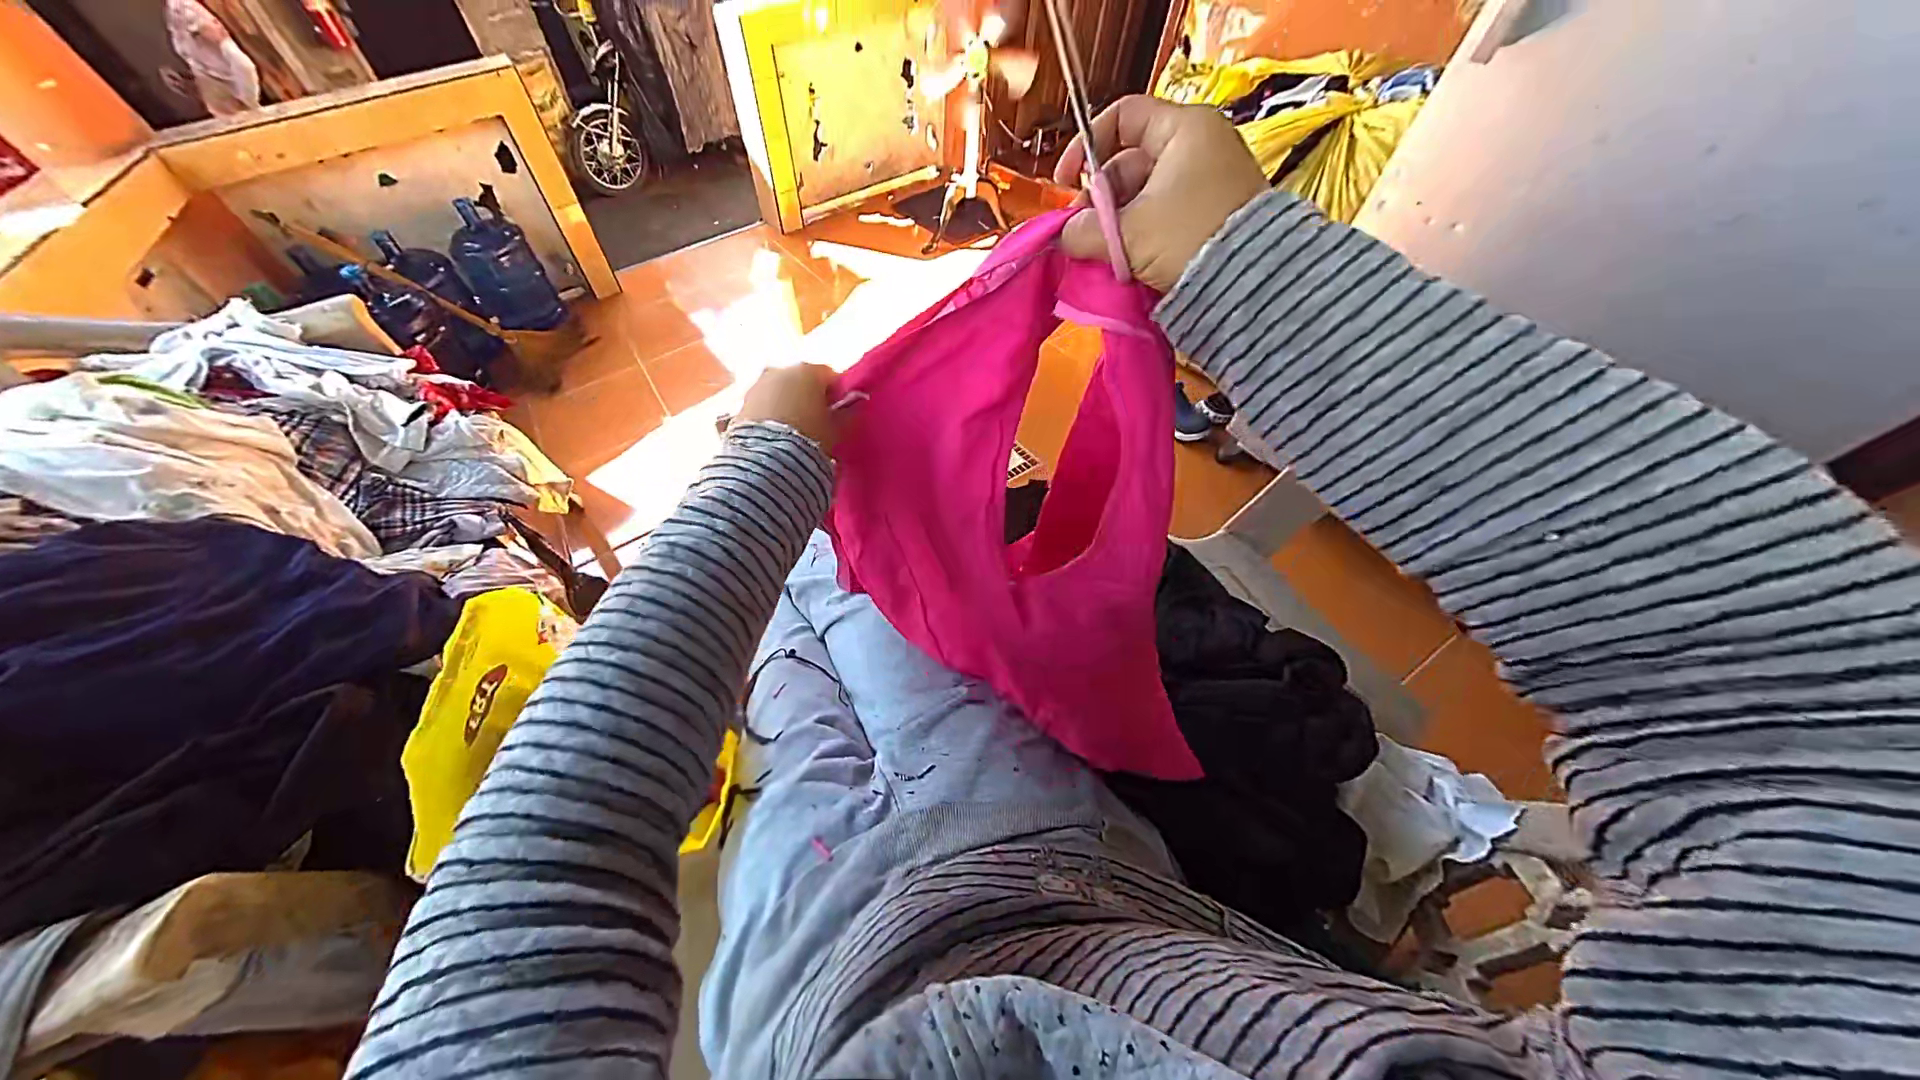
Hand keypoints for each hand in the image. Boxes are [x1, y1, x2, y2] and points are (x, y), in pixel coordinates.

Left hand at [729, 363, 840, 451]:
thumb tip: (856, 405)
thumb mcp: (839, 429)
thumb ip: (850, 414)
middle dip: (809, 398)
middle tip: (816, 423)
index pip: (830, 375)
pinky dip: (769, 417)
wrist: (767, 459)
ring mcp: (756, 386)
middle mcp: (779, 370)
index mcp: (808, 371)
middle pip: (801, 381)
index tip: (839, 412)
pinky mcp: (739, 404)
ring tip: (794, 433)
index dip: (837, 394)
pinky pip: (762, 407)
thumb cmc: (811, 437)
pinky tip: (775, 438)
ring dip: (787, 406)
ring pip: (779, 393)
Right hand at [1055, 95, 1269, 291]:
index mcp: (1183, 128)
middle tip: (1081, 232)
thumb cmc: (1189, 237)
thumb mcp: (1130, 234)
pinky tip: (1122, 257)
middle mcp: (1198, 145)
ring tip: (1101, 251)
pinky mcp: (1208, 213)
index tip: (1065, 181)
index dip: (1086, 145)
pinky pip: (1160, 215)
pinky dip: (1137, 233)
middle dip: (1098, 198)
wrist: (1250, 280)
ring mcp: (1206, 180)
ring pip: (1142, 194)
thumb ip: (1085, 231)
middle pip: (1127, 162)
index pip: (1122, 117)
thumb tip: (1063, 234)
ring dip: (1114, 222)